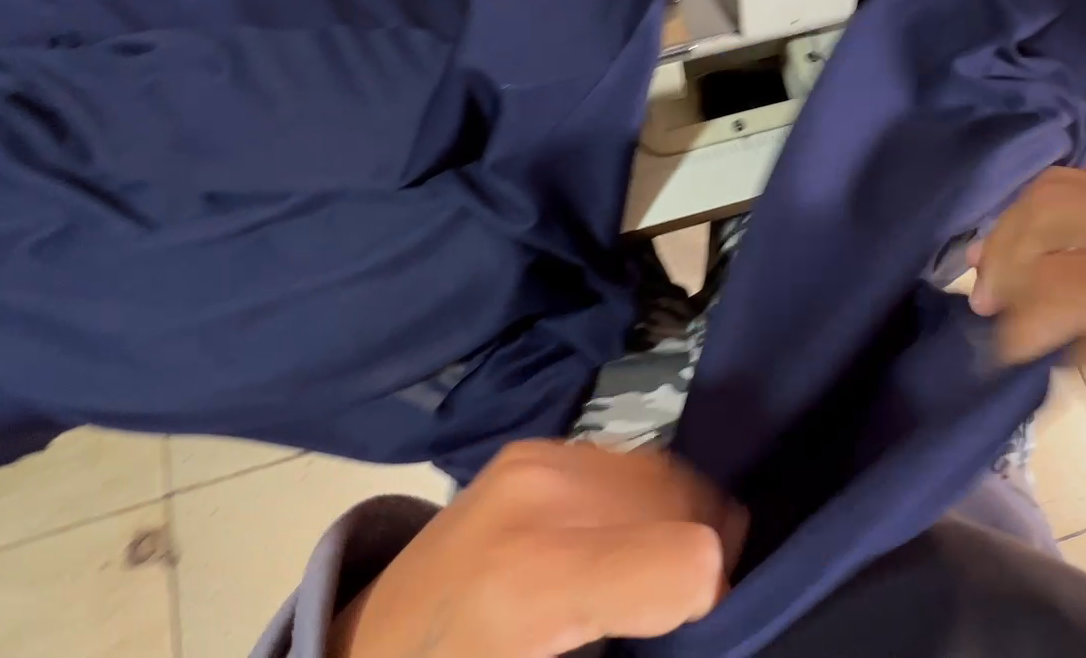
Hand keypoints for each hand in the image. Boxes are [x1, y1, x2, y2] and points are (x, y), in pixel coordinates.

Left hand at [330, 440, 746, 657]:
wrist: (373, 645)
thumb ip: (640, 638)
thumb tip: (707, 592)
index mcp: (535, 582)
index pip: (686, 561)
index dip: (711, 594)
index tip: (694, 622)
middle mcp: (540, 496)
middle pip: (683, 502)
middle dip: (699, 550)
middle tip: (672, 600)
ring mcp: (535, 459)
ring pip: (662, 473)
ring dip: (672, 518)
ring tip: (644, 564)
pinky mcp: (533, 447)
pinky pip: (626, 461)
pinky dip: (639, 500)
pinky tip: (612, 535)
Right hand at [972, 168, 1085, 521]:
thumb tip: (1037, 317)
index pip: (1072, 280)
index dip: (1021, 317)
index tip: (1005, 356)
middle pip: (1058, 214)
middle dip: (1007, 261)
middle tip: (984, 309)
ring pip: (1063, 190)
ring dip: (1015, 232)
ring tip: (995, 282)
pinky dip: (1041, 217)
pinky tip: (1021, 253)